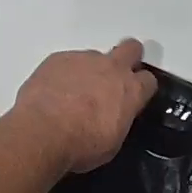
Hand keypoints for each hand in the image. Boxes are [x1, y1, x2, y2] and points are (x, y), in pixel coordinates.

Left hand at [9, 39, 158, 173]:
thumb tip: (112, 119)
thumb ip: (118, 120)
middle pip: (131, 49)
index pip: (148, 80)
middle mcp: (111, 68)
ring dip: (88, 71)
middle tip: (115, 76)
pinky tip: (54, 92)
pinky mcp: (58, 58)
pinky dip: (63, 74)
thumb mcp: (111, 142)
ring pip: (94, 57)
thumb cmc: (81, 143)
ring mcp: (84, 60)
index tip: (135, 95)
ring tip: (73, 93)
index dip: (142, 87)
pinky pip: (66, 61)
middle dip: (128, 57)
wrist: (43, 133)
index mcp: (130, 90)